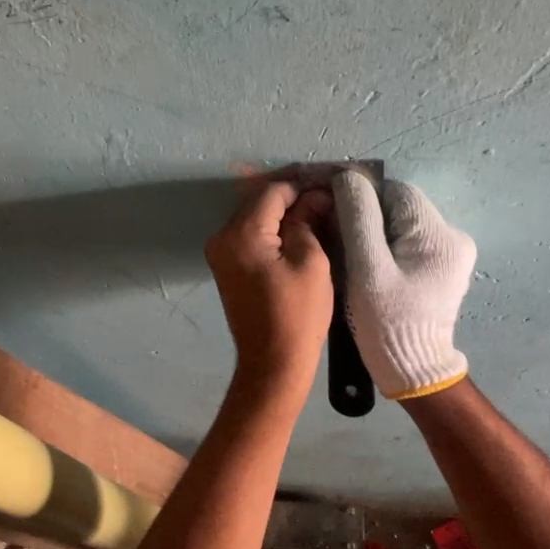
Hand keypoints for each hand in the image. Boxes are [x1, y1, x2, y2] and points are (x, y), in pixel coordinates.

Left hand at [203, 181, 333, 383]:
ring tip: (316, 212)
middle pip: (258, 201)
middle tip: (325, 197)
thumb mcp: (311, 261)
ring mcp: (220, 252)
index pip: (272, 192)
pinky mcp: (226, 266)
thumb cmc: (297, 314)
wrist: (272, 362)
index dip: (302, 186)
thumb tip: (313, 197)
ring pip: (253, 217)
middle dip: (290, 196)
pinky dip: (270, 229)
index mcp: (242, 233)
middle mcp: (222, 236)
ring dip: (281, 212)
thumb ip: (307, 222)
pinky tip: (296, 230)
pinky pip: (249, 235)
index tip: (329, 188)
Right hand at [331, 171, 476, 398]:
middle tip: (341, 244)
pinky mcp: (441, 270)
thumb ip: (358, 217)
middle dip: (367, 219)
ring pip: (400, 225)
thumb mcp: (366, 267)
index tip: (335, 219)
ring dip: (374, 234)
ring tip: (354, 260)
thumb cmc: (387, 320)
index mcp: (439, 234)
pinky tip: (370, 270)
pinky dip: (385, 249)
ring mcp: (450, 255)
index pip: (395, 192)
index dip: (361, 199)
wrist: (413, 372)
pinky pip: (406, 243)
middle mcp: (452, 237)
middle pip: (399, 208)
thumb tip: (347, 177)